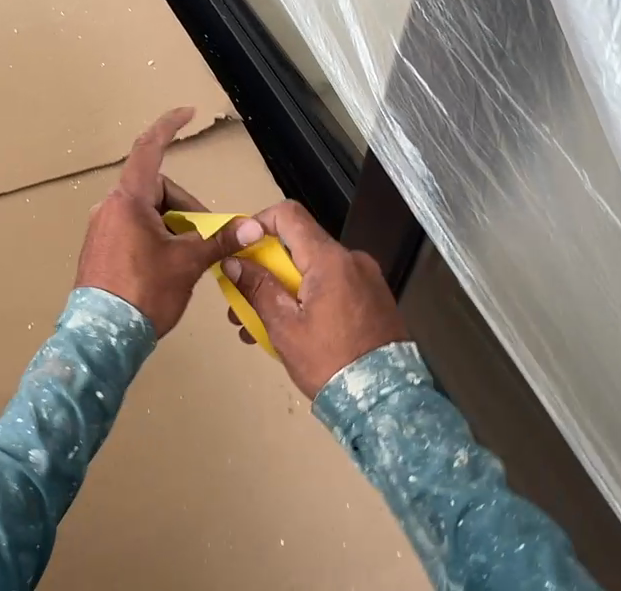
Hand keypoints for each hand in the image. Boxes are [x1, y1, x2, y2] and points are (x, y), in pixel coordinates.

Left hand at [74, 107, 264, 336]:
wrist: (103, 338)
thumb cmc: (144, 292)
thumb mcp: (187, 264)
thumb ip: (218, 239)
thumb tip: (252, 227)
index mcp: (127, 200)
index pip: (149, 149)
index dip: (169, 127)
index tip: (188, 113)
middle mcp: (110, 207)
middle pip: (156, 190)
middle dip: (186, 210)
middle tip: (206, 240)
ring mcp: (102, 228)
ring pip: (147, 213)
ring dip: (173, 227)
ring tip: (189, 260)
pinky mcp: (99, 248)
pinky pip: (134, 230)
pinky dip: (156, 238)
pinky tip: (168, 267)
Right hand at [223, 200, 407, 397]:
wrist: (388, 405)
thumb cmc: (330, 362)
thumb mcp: (284, 327)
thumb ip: (257, 288)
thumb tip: (232, 262)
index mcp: (330, 259)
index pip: (288, 215)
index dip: (258, 223)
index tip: (239, 249)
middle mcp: (352, 260)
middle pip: (298, 246)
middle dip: (264, 270)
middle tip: (239, 302)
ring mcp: (367, 280)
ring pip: (312, 271)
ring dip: (282, 290)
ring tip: (256, 328)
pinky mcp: (374, 300)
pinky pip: (331, 287)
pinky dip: (306, 300)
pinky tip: (289, 333)